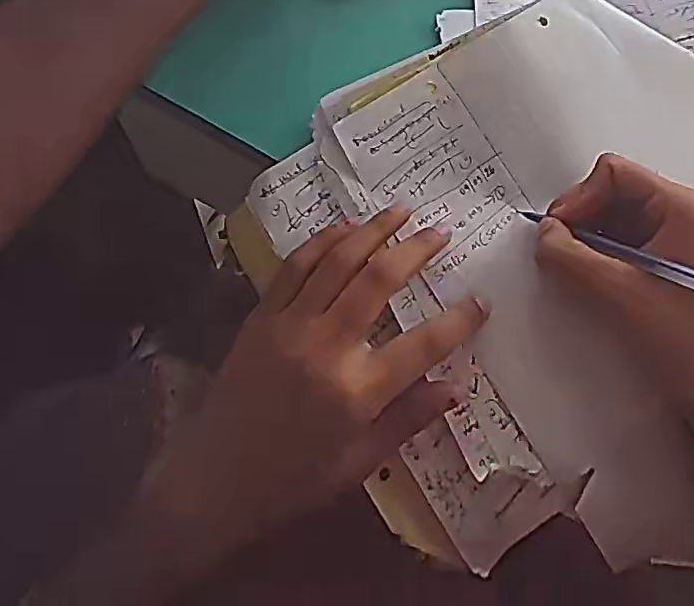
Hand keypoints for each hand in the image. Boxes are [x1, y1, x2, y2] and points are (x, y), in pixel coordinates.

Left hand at [130, 208, 486, 568]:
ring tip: (400, 211)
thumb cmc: (293, 479)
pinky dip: (324, 240)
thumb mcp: (358, 463)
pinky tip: (345, 227)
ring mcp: (290, 324)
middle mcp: (327, 347)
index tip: (481, 301)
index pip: (424, 345)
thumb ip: (409, 420)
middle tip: (440, 231)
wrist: (212, 483)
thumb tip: (457, 389)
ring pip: (339, 260)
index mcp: (357, 391)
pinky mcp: (262, 315)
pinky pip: (296, 265)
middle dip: (416, 249)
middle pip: (380, 280)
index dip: (460, 320)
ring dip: (373, 230)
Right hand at [536, 154, 693, 464]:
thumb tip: (543, 231)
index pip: (615, 174)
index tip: (558, 232)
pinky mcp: (666, 259)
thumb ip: (571, 257)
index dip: (579, 197)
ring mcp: (676, 236)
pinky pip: (620, 240)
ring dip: (587, 240)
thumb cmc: (686, 346)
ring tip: (577, 274)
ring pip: (611, 217)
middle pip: (611, 192)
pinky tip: (592, 282)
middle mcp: (683, 213)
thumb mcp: (620, 296)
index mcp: (685, 208)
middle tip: (561, 256)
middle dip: (581, 220)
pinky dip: (597, 255)